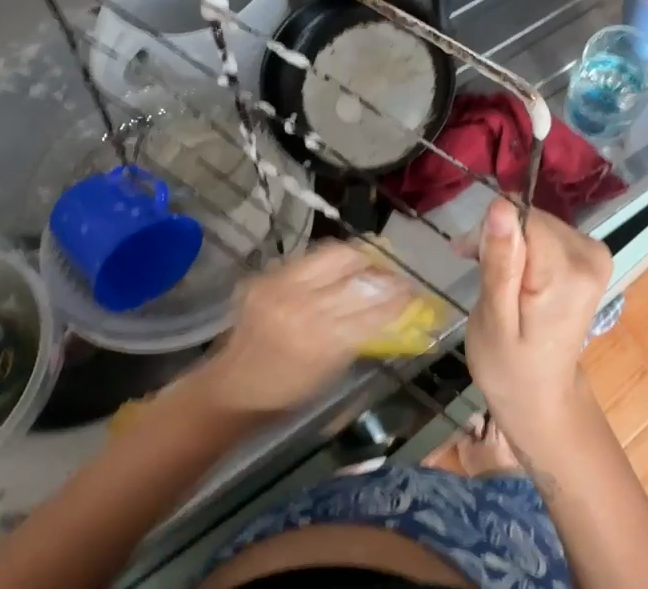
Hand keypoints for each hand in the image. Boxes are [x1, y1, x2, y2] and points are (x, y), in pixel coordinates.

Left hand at [195, 243, 410, 413]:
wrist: (232, 387)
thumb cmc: (288, 391)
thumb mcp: (333, 370)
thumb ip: (362, 336)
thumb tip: (393, 309)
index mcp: (322, 342)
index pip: (374, 309)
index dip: (399, 298)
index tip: (415, 292)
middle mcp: (301, 308)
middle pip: (357, 274)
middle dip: (384, 273)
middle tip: (396, 275)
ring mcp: (280, 288)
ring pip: (336, 255)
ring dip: (360, 258)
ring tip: (372, 264)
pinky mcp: (266, 276)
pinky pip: (310, 258)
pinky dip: (331, 262)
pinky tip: (341, 268)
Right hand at [463, 199, 612, 451]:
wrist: (541, 395)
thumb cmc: (508, 366)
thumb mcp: (493, 318)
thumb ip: (500, 261)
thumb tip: (501, 205)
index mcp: (568, 273)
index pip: (526, 218)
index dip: (493, 231)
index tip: (468, 256)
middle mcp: (591, 256)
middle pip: (534, 219)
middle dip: (501, 237)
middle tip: (477, 270)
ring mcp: (595, 255)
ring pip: (539, 223)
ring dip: (511, 243)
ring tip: (494, 279)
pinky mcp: (591, 257)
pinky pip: (549, 234)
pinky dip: (527, 249)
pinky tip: (515, 276)